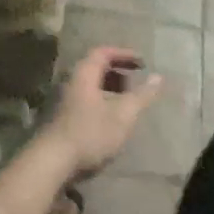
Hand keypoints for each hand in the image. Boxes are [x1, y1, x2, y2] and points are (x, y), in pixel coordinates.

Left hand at [40, 46, 163, 177]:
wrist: (54, 161)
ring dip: (111, 88)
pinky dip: (103, 101)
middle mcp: (72, 82)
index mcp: (84, 74)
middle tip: (136, 82)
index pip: (103, 53)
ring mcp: (65, 100)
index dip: (124, 54)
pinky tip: (112, 118)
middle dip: (118, 71)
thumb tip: (159, 77)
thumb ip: (142, 95)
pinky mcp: (64, 117)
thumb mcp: (123, 115)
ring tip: (127, 102)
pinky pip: (87, 99)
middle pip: (95, 67)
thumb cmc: (91, 133)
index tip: (142, 62)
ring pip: (91, 85)